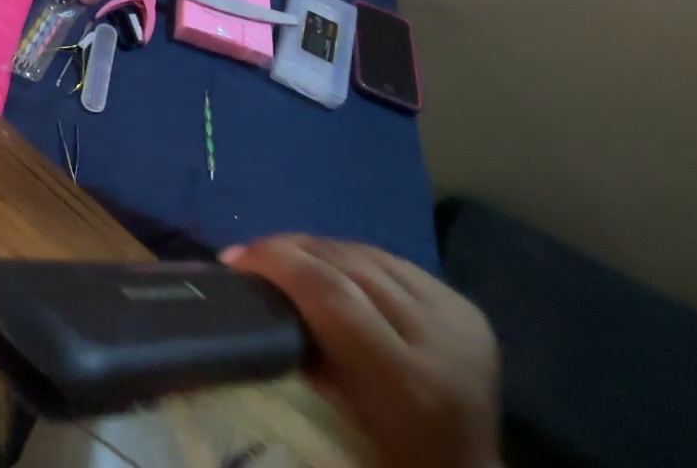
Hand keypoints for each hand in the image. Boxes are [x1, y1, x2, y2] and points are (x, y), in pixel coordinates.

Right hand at [222, 236, 500, 467]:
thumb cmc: (382, 450)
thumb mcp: (334, 410)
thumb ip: (302, 348)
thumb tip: (254, 288)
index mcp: (406, 380)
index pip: (330, 293)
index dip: (277, 262)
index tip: (233, 260)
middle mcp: (440, 339)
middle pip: (348, 265)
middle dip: (288, 250)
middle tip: (247, 254)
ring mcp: (457, 316)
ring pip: (368, 255)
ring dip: (315, 249)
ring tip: (280, 256)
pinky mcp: (463, 305)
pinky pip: (391, 261)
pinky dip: (349, 257)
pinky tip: (326, 264)